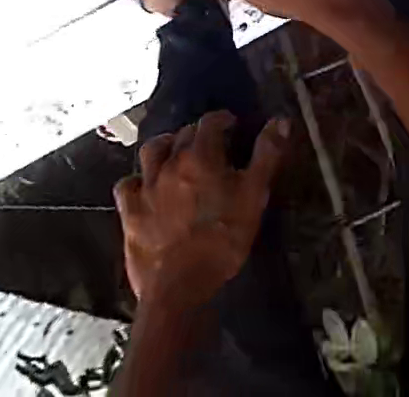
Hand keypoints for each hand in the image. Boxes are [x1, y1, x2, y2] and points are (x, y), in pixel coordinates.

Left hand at [115, 110, 289, 310]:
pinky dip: (137, 180)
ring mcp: (146, 187)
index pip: (210, 122)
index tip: (232, 124)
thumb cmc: (223, 239)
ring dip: (166, 145)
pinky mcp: (130, 213)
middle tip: (211, 144)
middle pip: (183, 134)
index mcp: (201, 155)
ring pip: (152, 151)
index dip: (222, 119)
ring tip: (176, 153)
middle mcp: (170, 163)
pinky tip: (146, 186)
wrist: (180, 288)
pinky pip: (127, 184)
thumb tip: (281, 120)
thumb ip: (267, 154)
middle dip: (198, 133)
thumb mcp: (254, 195)